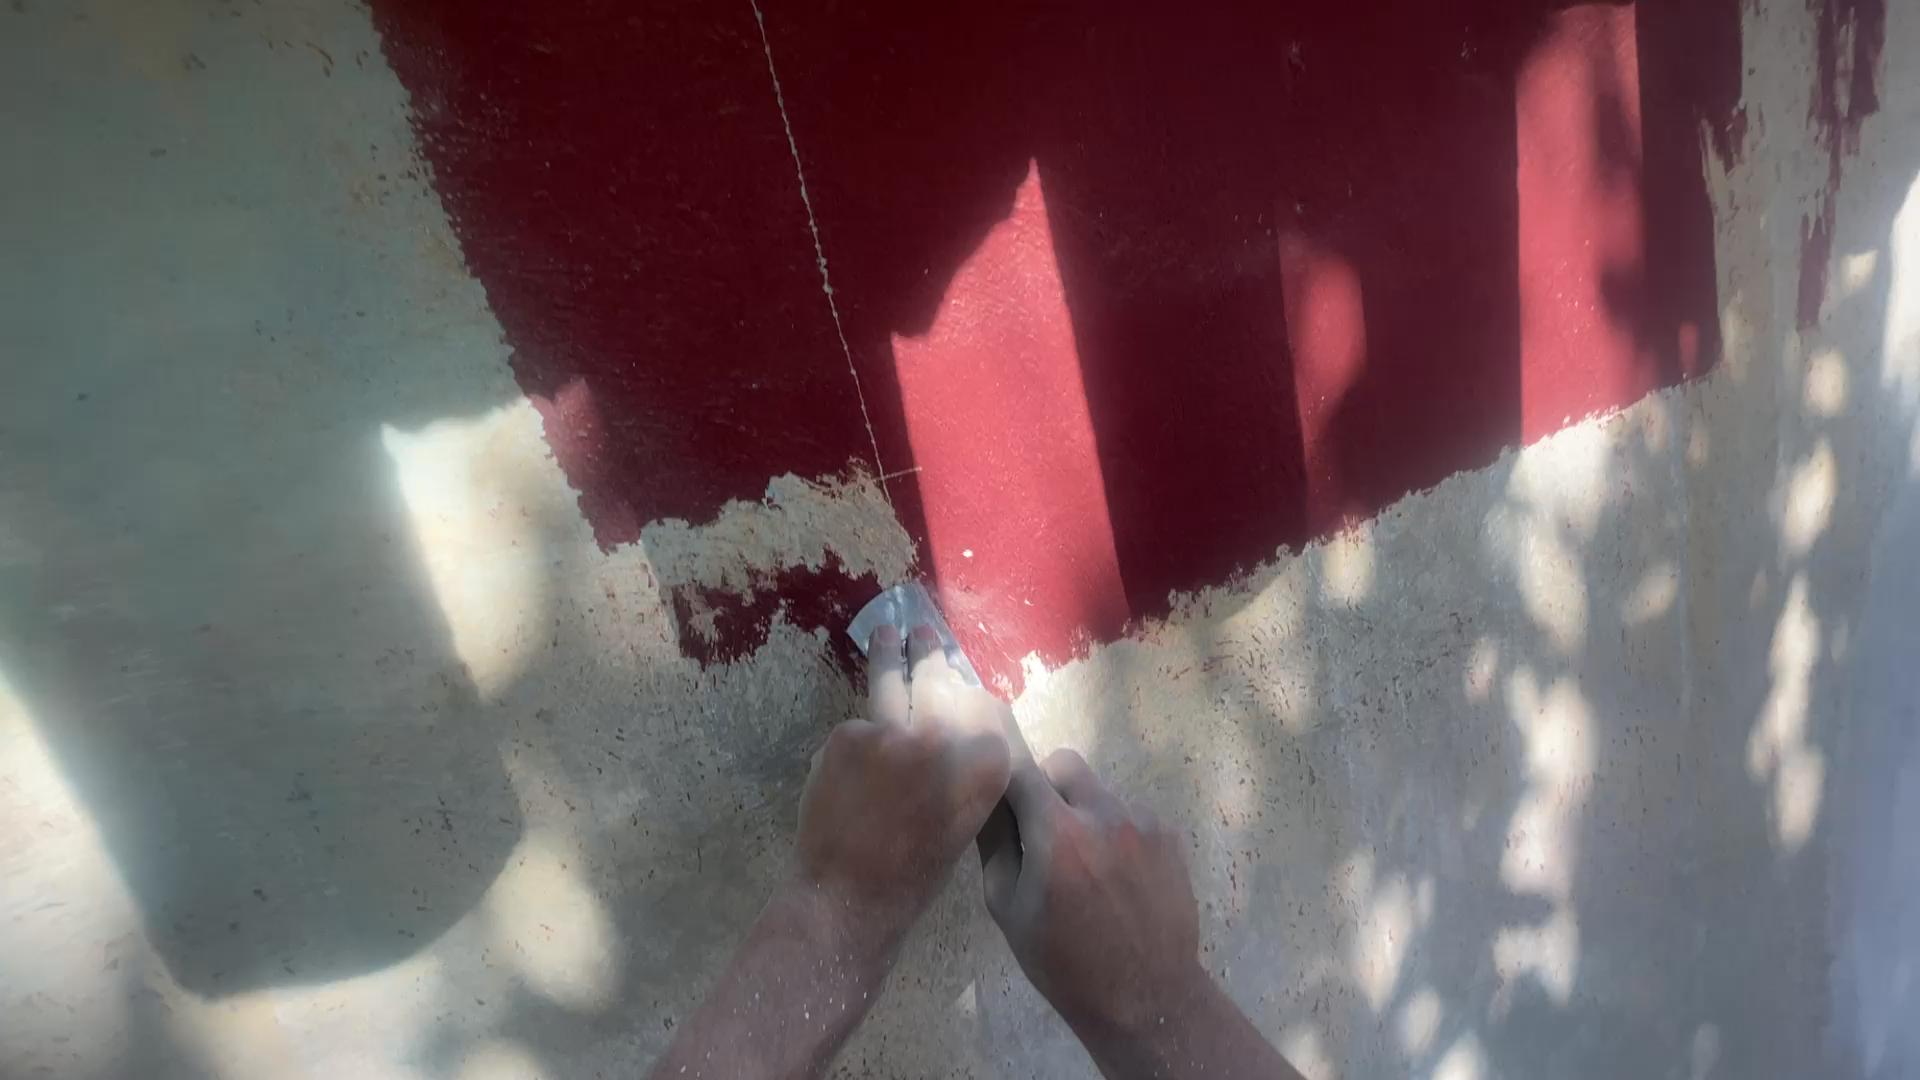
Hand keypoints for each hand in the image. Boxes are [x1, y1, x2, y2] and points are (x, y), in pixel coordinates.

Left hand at [794, 625, 1011, 944]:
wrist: (847, 898)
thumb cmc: (915, 873)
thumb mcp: (963, 821)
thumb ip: (966, 770)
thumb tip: (952, 726)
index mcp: (984, 766)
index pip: (983, 709)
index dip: (972, 695)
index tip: (963, 682)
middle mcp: (943, 737)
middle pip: (940, 680)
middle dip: (932, 655)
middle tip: (925, 633)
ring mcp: (892, 731)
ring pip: (890, 682)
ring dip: (890, 653)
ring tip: (888, 632)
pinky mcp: (848, 734)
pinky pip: (858, 725)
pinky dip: (857, 738)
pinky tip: (852, 761)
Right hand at [982, 749, 1205, 1037]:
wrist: (1147, 999)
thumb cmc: (1064, 961)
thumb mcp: (1007, 907)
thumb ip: (995, 843)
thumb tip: (989, 799)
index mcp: (1057, 832)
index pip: (1021, 769)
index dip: (1007, 776)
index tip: (1002, 792)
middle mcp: (1102, 812)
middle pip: (1063, 764)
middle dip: (1047, 785)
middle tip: (1044, 827)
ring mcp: (1140, 820)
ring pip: (1097, 788)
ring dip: (1083, 810)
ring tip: (1086, 862)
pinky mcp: (1167, 833)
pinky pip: (1127, 810)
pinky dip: (1114, 828)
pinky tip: (1116, 872)